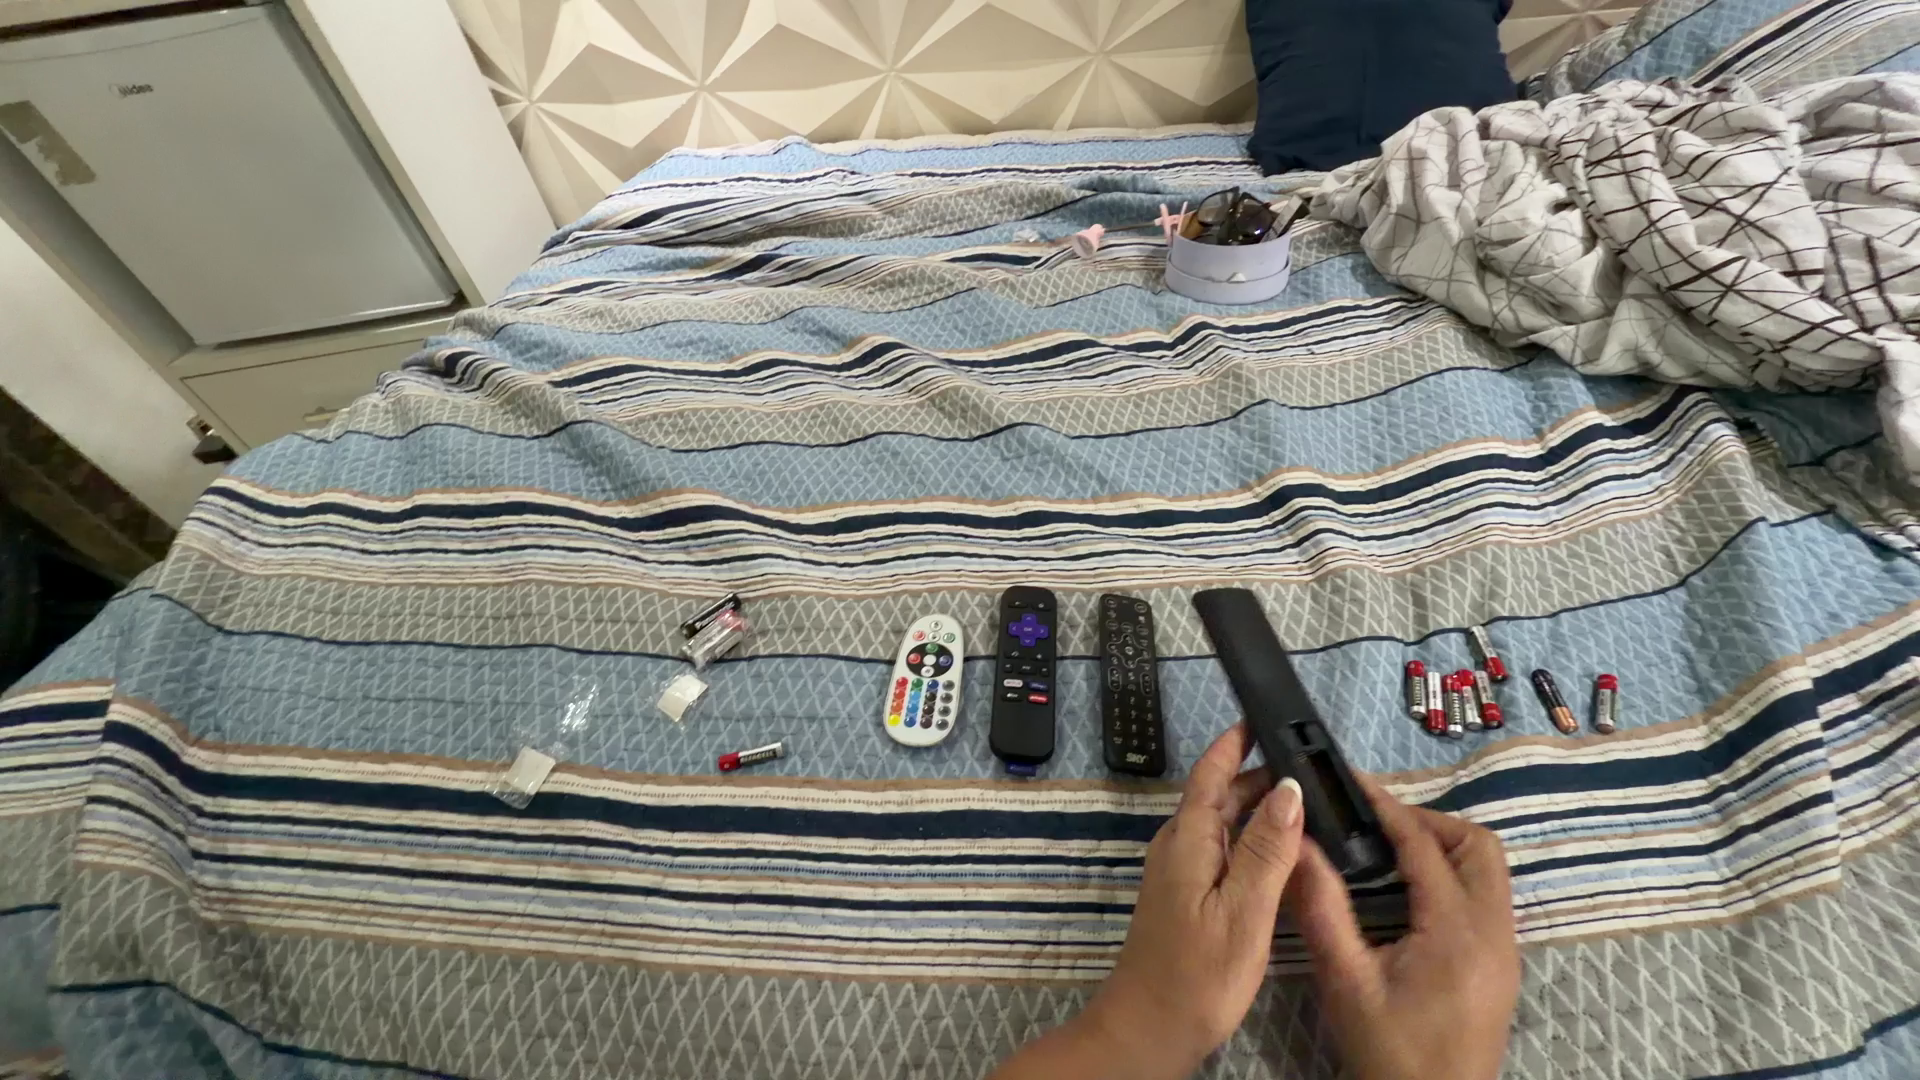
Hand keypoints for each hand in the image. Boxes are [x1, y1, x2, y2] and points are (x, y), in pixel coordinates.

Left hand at [986, 722, 1304, 1079]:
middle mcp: (1180, 843)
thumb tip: (1288, 789)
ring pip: (1223, 822)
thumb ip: (1265, 850)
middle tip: (1305, 763)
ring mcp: (1181, 868)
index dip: (1232, 743)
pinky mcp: (1187, 892)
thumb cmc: (1198, 971)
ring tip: (1305, 801)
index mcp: (1189, 838)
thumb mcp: (1243, 911)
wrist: (1150, 1025)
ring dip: (1257, 807)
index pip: (1210, 774)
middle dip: (1256, 774)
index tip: (1258, 717)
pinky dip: (1251, 839)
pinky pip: (1222, 849)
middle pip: (1219, 795)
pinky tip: (1281, 853)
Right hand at [1289, 774, 1519, 1079]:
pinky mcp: (1499, 966)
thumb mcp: (1343, 978)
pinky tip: (1403, 885)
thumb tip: (1298, 841)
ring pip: (1487, 870)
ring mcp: (1504, 952)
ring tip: (1384, 846)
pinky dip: (1448, 873)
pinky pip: (1483, 895)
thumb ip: (1321, 904)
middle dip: (1427, 821)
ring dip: (1440, 845)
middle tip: (1373, 822)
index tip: (1352, 782)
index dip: (1388, 807)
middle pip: (1479, 847)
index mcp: (1458, 935)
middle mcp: (1495, 936)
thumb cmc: (1387, 1052)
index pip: (1426, 847)